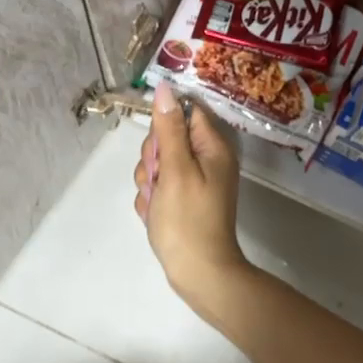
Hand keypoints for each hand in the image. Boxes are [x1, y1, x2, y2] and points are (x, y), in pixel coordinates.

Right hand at [133, 82, 250, 302]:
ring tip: (157, 203)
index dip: (164, 126)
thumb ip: (169, 129)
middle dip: (153, 160)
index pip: (184, 113)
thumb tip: (165, 89)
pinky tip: (155, 214)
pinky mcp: (182, 201)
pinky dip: (152, 199)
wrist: (198, 273)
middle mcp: (206, 160)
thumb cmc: (188, 220)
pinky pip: (158, 187)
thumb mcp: (175, 170)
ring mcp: (194, 182)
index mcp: (212, 148)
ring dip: (149, 182)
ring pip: (157, 165)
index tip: (158, 148)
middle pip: (166, 139)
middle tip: (159, 181)